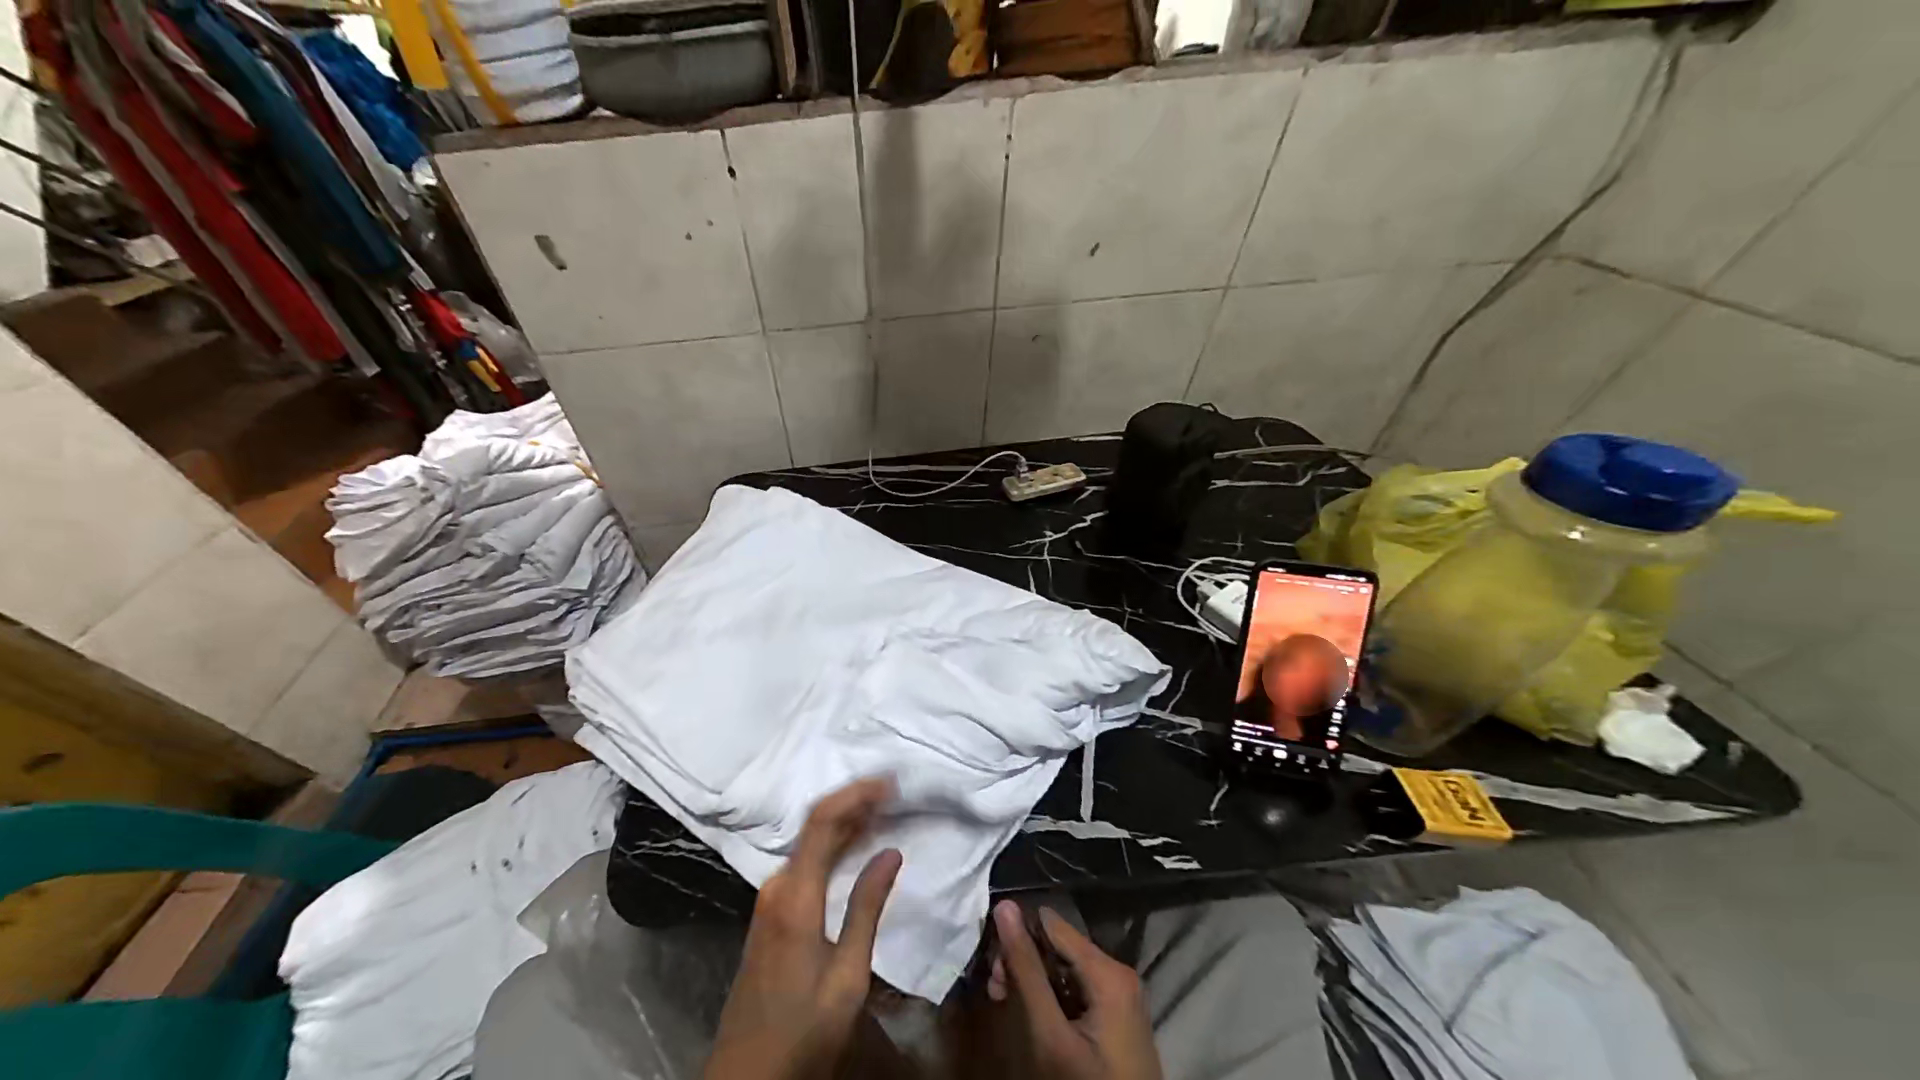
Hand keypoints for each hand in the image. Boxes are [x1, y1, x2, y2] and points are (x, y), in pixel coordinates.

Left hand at [703, 777, 903, 1079]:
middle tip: (897, 794)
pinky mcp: (771, 912)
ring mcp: (770, 899)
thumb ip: (866, 908)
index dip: (856, 794)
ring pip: (811, 843)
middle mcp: (777, 887)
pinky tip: (858, 846)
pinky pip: (806, 862)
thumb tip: (891, 852)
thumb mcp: (847, 976)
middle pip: (816, 826)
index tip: (891, 782)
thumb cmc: (802, 1030)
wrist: (745, 1076)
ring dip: (847, 822)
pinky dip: (834, 845)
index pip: (822, 822)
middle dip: (856, 802)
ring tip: (886, 811)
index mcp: (795, 897)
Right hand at [991, 900, 1162, 1079]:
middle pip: (1058, 946)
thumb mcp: (1050, 1034)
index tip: (992, 963)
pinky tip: (1033, 1013)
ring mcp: (1120, 993)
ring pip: (1064, 966)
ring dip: (1033, 980)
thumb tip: (1005, 907)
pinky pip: (1077, 987)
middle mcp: (1118, 971)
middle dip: (1023, 961)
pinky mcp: (1116, 1013)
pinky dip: (1051, 995)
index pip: (1051, 924)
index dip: (1018, 935)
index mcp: (1108, 971)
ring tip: (1005, 1001)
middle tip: (996, 990)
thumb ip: (1027, 971)